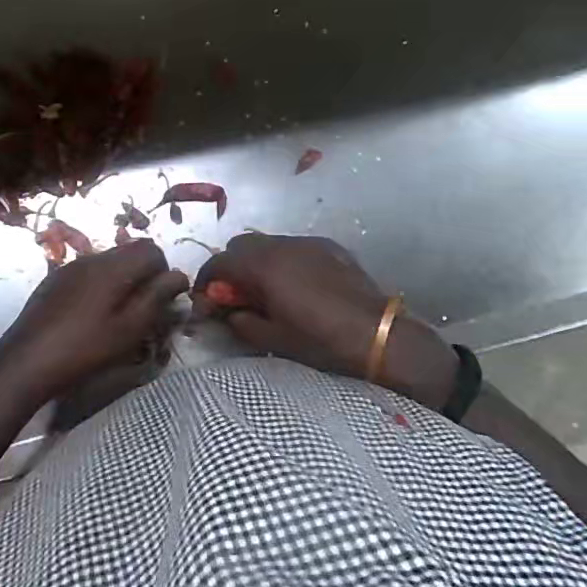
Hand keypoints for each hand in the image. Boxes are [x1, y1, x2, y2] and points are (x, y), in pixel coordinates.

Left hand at [0, 239, 188, 403]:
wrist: (24, 362)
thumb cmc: (84, 349)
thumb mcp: (130, 329)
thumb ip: (157, 298)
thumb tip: (179, 276)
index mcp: (112, 266)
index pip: (152, 249)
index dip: (164, 273)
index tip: (162, 302)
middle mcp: (91, 258)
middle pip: (130, 252)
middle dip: (144, 276)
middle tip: (143, 312)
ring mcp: (69, 268)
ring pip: (109, 263)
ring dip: (123, 282)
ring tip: (118, 318)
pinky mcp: (54, 281)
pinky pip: (88, 274)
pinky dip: (101, 287)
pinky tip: (91, 318)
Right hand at [193, 234, 457, 409]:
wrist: (382, 338)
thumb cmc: (322, 343)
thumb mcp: (273, 339)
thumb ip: (240, 320)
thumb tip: (225, 311)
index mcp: (264, 266)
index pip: (219, 261)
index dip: (206, 281)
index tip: (205, 303)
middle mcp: (283, 245)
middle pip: (241, 245)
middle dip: (230, 268)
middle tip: (234, 298)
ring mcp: (309, 243)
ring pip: (268, 244)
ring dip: (257, 263)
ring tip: (266, 293)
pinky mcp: (330, 248)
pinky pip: (294, 248)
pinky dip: (283, 262)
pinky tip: (295, 288)